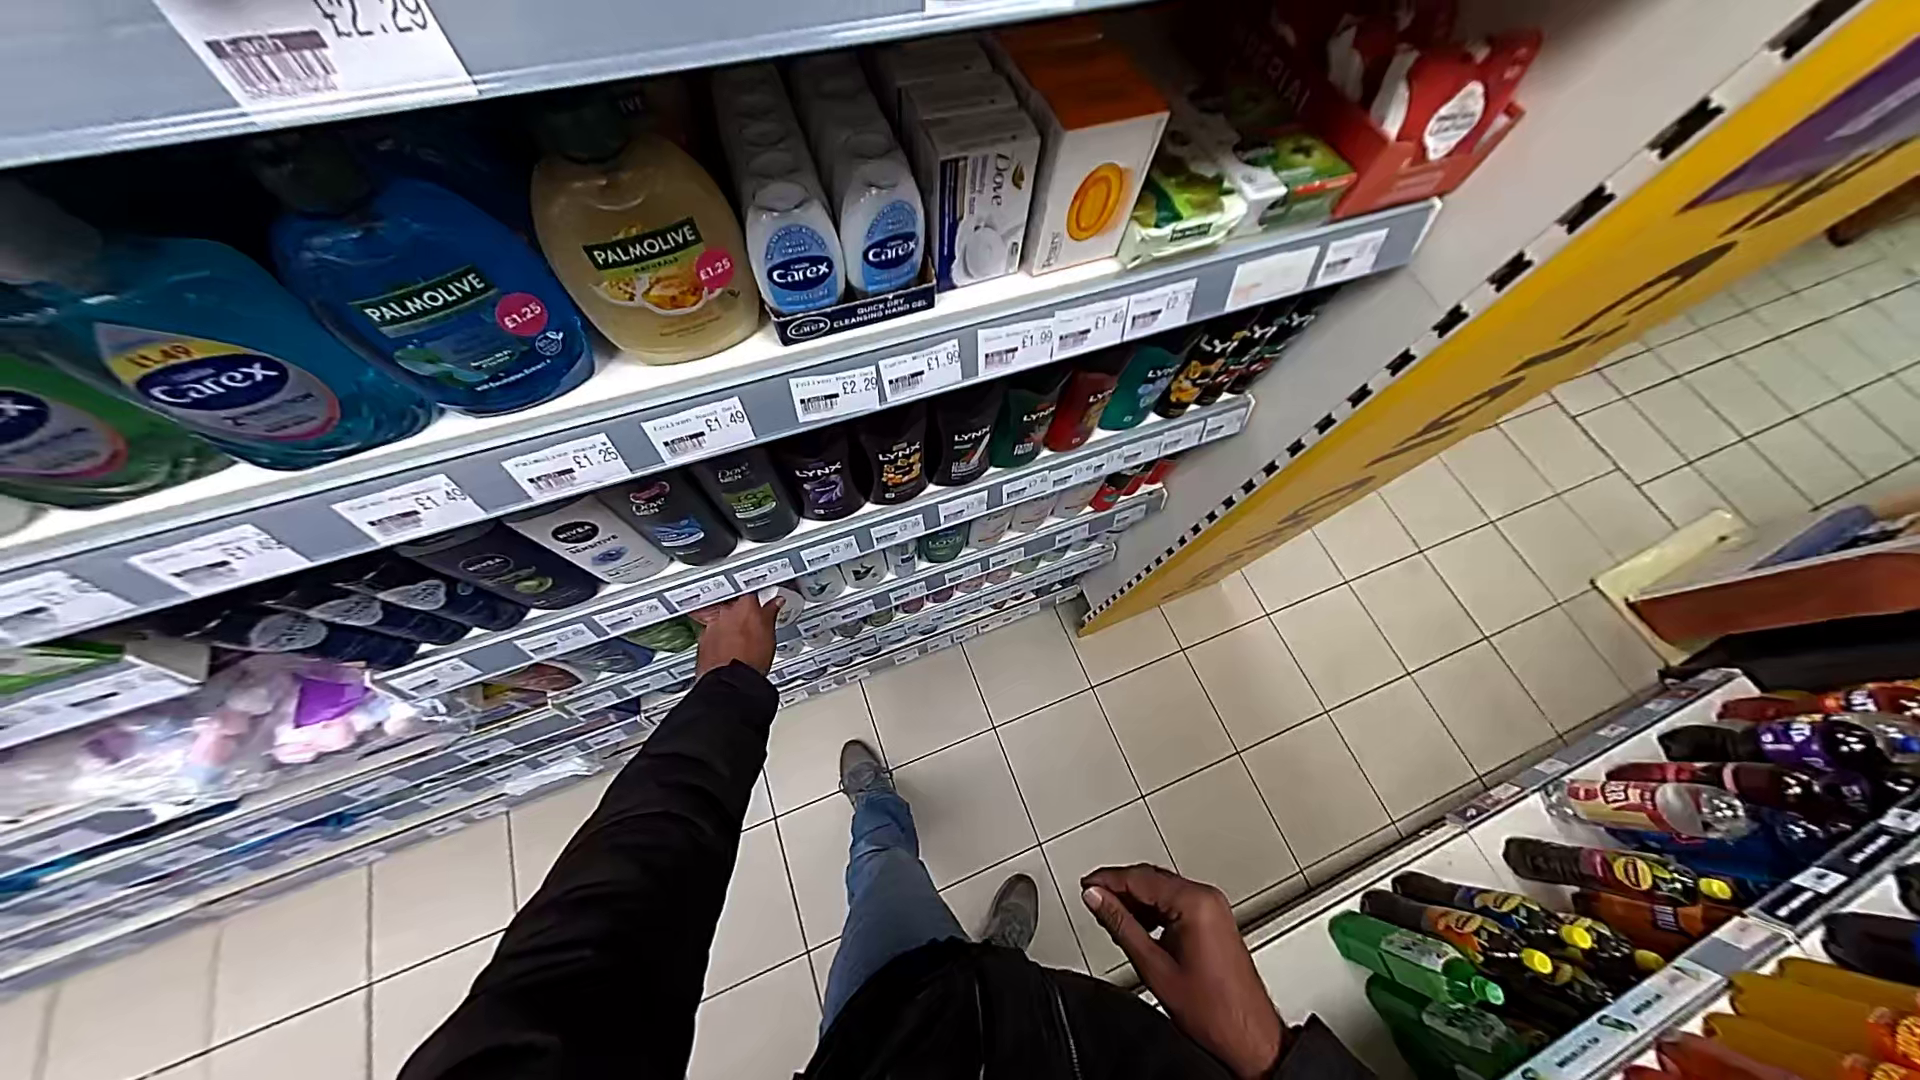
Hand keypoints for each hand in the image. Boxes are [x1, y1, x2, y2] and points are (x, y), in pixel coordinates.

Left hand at [693, 593, 782, 676]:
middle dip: (742, 613)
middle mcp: (726, 612)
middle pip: (734, 605)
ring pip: (722, 620)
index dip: (758, 599)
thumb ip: (771, 612)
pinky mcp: (704, 641)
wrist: (732, 680)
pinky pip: (712, 634)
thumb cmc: (751, 657)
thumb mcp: (770, 632)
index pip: (752, 593)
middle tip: (753, 624)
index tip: (763, 604)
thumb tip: (775, 602)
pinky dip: (720, 638)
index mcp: (745, 605)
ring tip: (742, 639)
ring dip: (730, 626)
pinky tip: (729, 648)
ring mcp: (713, 626)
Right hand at [1081, 864, 1282, 1079]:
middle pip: (1151, 878)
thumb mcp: (1153, 966)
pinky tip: (1138, 924)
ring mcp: (1213, 906)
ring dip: (1135, 898)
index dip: (1108, 880)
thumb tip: (1096, 898)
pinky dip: (1153, 908)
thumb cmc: (1215, 1012)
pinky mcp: (1214, 917)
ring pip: (1162, 888)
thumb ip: (1120, 924)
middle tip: (1094, 896)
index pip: (1140, 878)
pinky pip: (1175, 900)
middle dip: (1119, 887)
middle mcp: (1206, 897)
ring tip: (1111, 913)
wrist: (1251, 1041)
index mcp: (1194, 902)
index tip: (1088, 885)